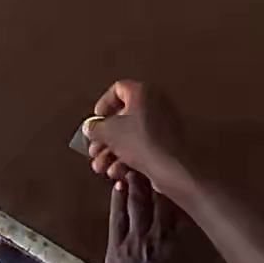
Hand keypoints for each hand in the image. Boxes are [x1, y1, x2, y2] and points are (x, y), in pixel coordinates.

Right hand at [86, 80, 195, 203]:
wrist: (173, 168)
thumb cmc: (140, 142)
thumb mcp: (109, 133)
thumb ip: (95, 127)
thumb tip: (91, 127)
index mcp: (143, 92)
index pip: (117, 90)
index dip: (103, 105)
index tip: (95, 121)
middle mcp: (155, 103)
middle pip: (122, 116)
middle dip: (104, 137)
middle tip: (94, 151)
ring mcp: (163, 124)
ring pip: (130, 135)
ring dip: (112, 151)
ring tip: (101, 167)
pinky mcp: (167, 143)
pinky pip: (143, 145)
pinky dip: (128, 157)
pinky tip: (116, 172)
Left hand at [100, 171, 204, 262]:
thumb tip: (205, 250)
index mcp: (182, 250)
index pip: (185, 212)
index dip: (183, 192)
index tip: (184, 175)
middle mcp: (159, 238)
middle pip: (161, 201)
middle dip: (160, 178)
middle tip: (159, 157)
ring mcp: (135, 240)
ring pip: (138, 202)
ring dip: (139, 181)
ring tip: (139, 163)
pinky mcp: (115, 246)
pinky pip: (117, 216)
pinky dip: (118, 199)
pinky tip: (119, 185)